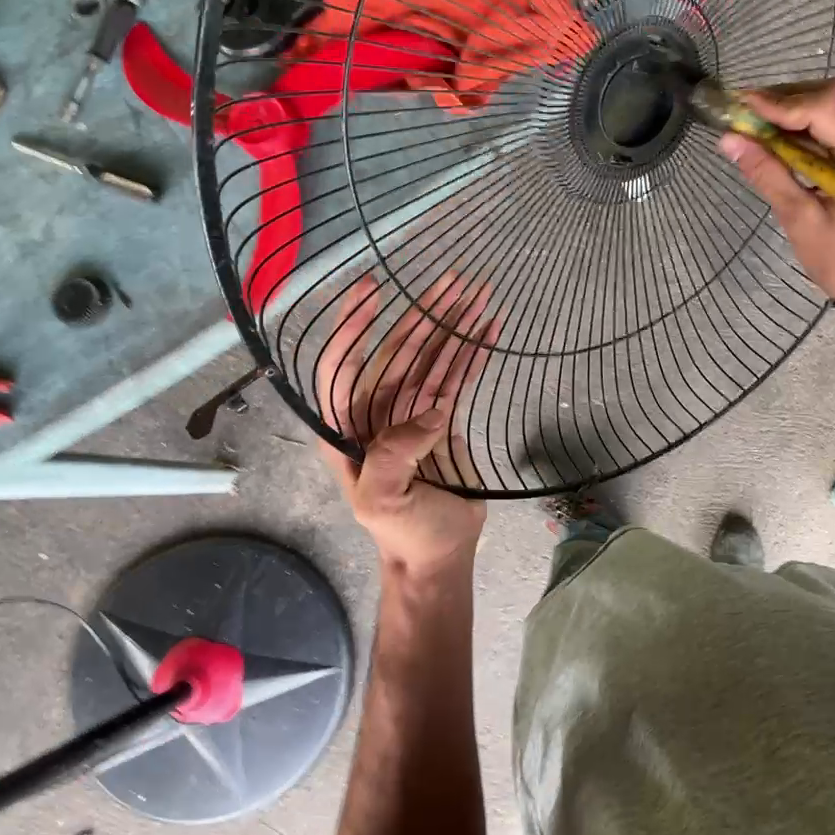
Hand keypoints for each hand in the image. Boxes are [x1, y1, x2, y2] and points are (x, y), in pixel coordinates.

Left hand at [315, 273, 500, 577]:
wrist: (439, 555)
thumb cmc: (403, 532)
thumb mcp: (383, 501)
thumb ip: (392, 457)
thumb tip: (430, 414)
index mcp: (346, 428)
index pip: (343, 365)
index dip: (354, 326)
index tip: (371, 289)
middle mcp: (377, 410)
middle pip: (400, 350)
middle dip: (425, 312)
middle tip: (454, 279)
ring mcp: (414, 411)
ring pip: (433, 356)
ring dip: (456, 324)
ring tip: (479, 292)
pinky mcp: (446, 417)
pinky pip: (458, 375)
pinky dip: (474, 350)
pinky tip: (490, 325)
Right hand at [719, 79, 834, 311]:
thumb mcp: (799, 218)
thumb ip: (767, 173)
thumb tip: (729, 140)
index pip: (826, 109)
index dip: (781, 103)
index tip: (741, 104)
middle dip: (788, 99)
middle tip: (747, 112)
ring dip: (799, 107)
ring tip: (761, 122)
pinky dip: (814, 121)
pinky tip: (786, 135)